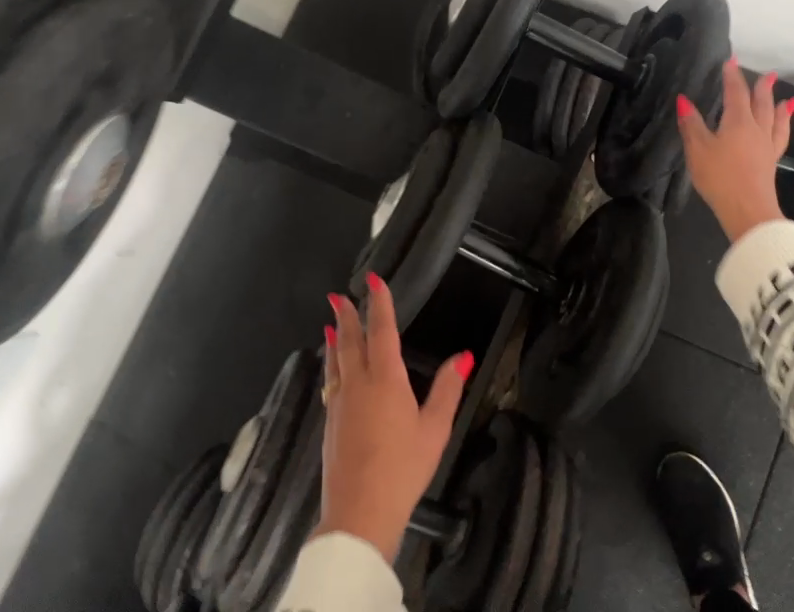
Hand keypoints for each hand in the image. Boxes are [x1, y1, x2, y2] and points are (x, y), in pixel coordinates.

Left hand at [314, 274, 472, 562]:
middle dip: (346, 316)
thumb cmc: (403, 468)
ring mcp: (339, 404)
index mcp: (385, 380)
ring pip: (335, 360)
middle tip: (339, 295)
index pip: (382, 331)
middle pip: (350, 341)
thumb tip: (464, 356)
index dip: (380, 304)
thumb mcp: (435, 429)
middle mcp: (357, 384)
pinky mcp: (330, 424)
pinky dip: (330, 364)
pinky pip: (330, 381)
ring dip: (334, 338)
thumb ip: (448, 390)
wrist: (359, 511)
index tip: (373, 281)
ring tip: (331, 323)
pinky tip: (333, 371)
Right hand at [677, 56, 793, 241]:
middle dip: (761, 87)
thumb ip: (691, 124)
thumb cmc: (720, 177)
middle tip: (767, 75)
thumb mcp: (698, 150)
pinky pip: (781, 136)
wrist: (748, 210)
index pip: (735, 93)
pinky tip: (783, 127)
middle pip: (761, 103)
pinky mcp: (771, 162)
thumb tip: (684, 100)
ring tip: (785, 98)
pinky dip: (784, 126)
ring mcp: (767, 146)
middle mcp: (756, 129)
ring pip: (775, 119)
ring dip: (778, 106)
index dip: (732, 76)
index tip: (731, 62)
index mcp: (738, 122)